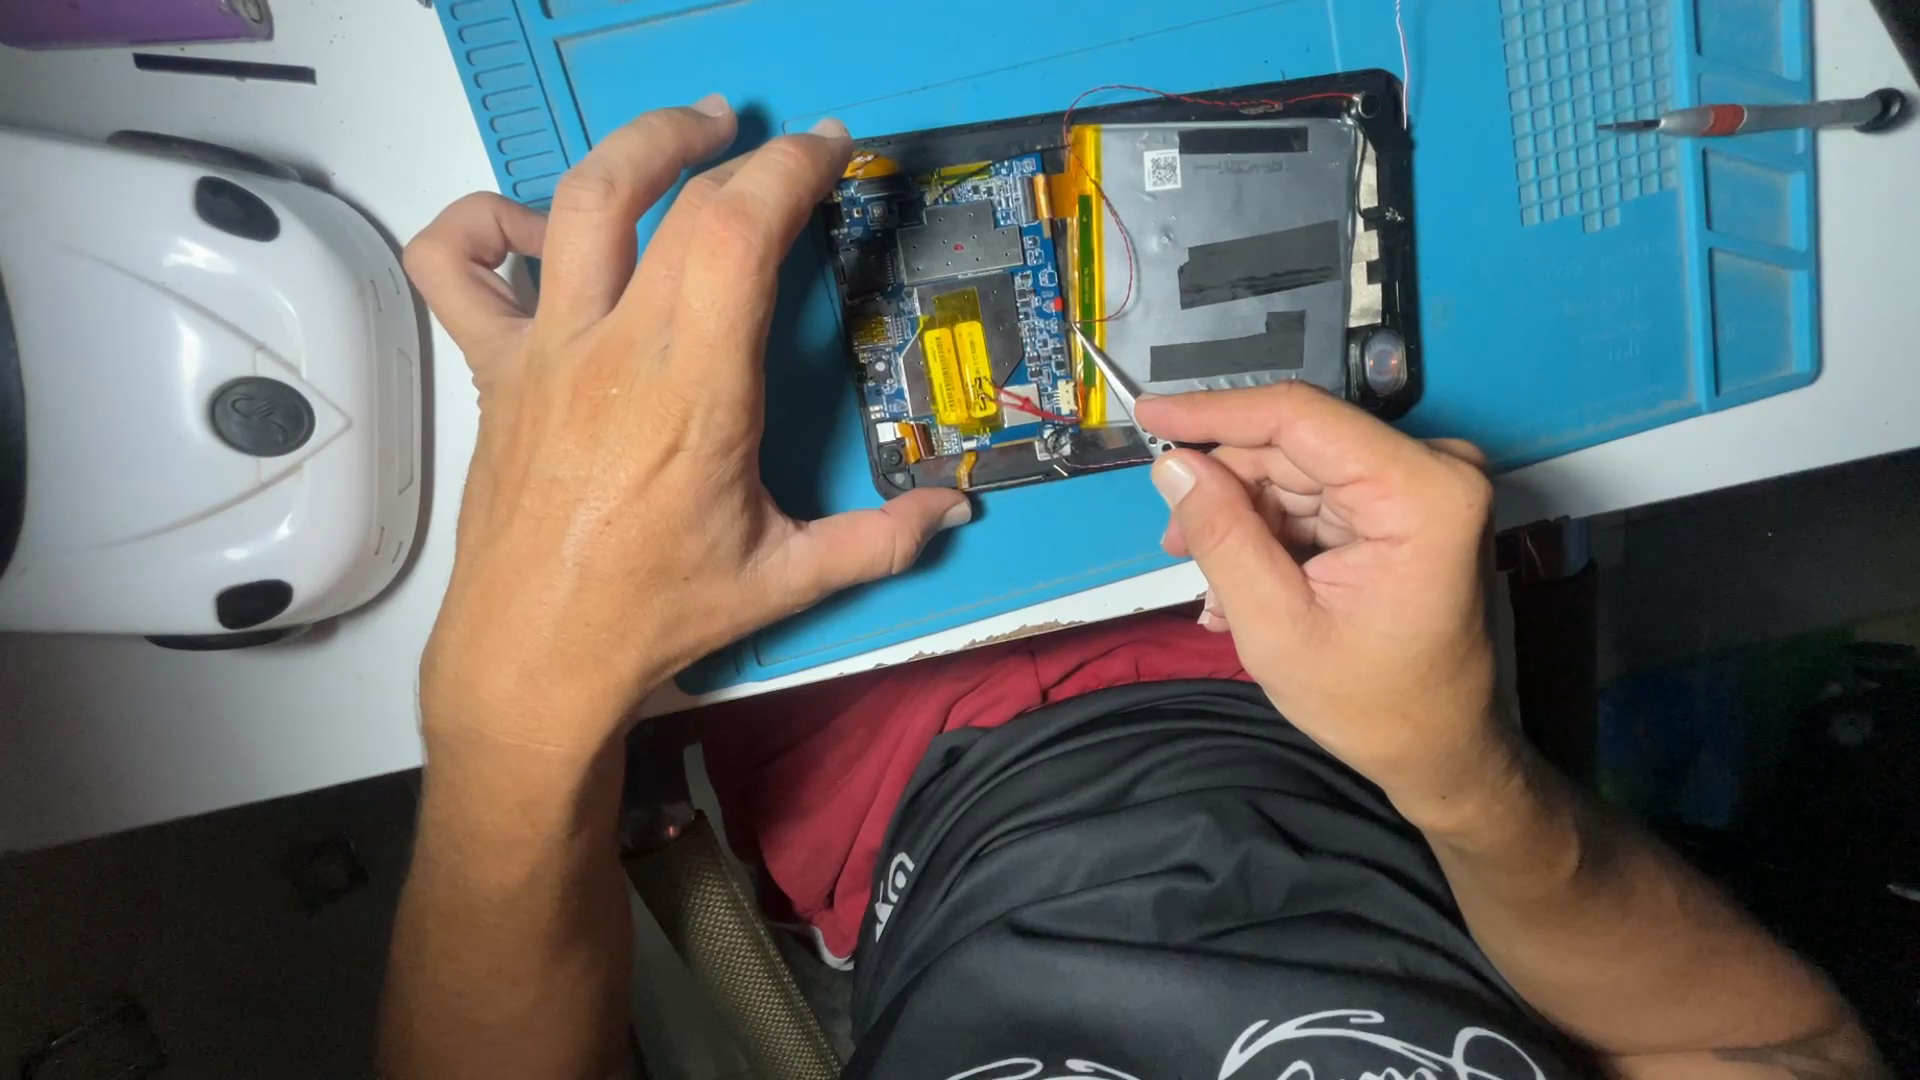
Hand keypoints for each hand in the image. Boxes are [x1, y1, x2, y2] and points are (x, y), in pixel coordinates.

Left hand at [405, 98, 968, 757]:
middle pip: (671, 200)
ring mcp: (544, 353)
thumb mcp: (788, 579)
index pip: (741, 234)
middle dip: (730, 147)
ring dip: (633, 149)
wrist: (535, 657)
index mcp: (698, 390)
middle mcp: (617, 350)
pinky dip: (487, 222)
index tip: (829, 150)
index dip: (791, 171)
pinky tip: (537, 234)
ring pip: (573, 202)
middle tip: (773, 139)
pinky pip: (458, 266)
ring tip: (683, 137)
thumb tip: (958, 510)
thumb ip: (882, 540)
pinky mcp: (496, 371)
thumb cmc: (660, 614)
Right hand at [1135, 384, 1507, 823]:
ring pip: (1287, 471)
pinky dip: (1262, 535)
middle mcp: (1426, 469)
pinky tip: (1241, 584)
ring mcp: (1412, 485)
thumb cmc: (1370, 702)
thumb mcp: (1275, 626)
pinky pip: (1305, 496)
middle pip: (1287, 447)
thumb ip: (1221, 536)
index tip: (1147, 412)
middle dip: (1221, 490)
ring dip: (1237, 521)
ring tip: (1212, 585)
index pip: (1296, 418)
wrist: (1438, 748)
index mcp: (1418, 492)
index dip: (1212, 412)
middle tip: (1176, 545)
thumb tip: (1172, 464)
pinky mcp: (1395, 504)